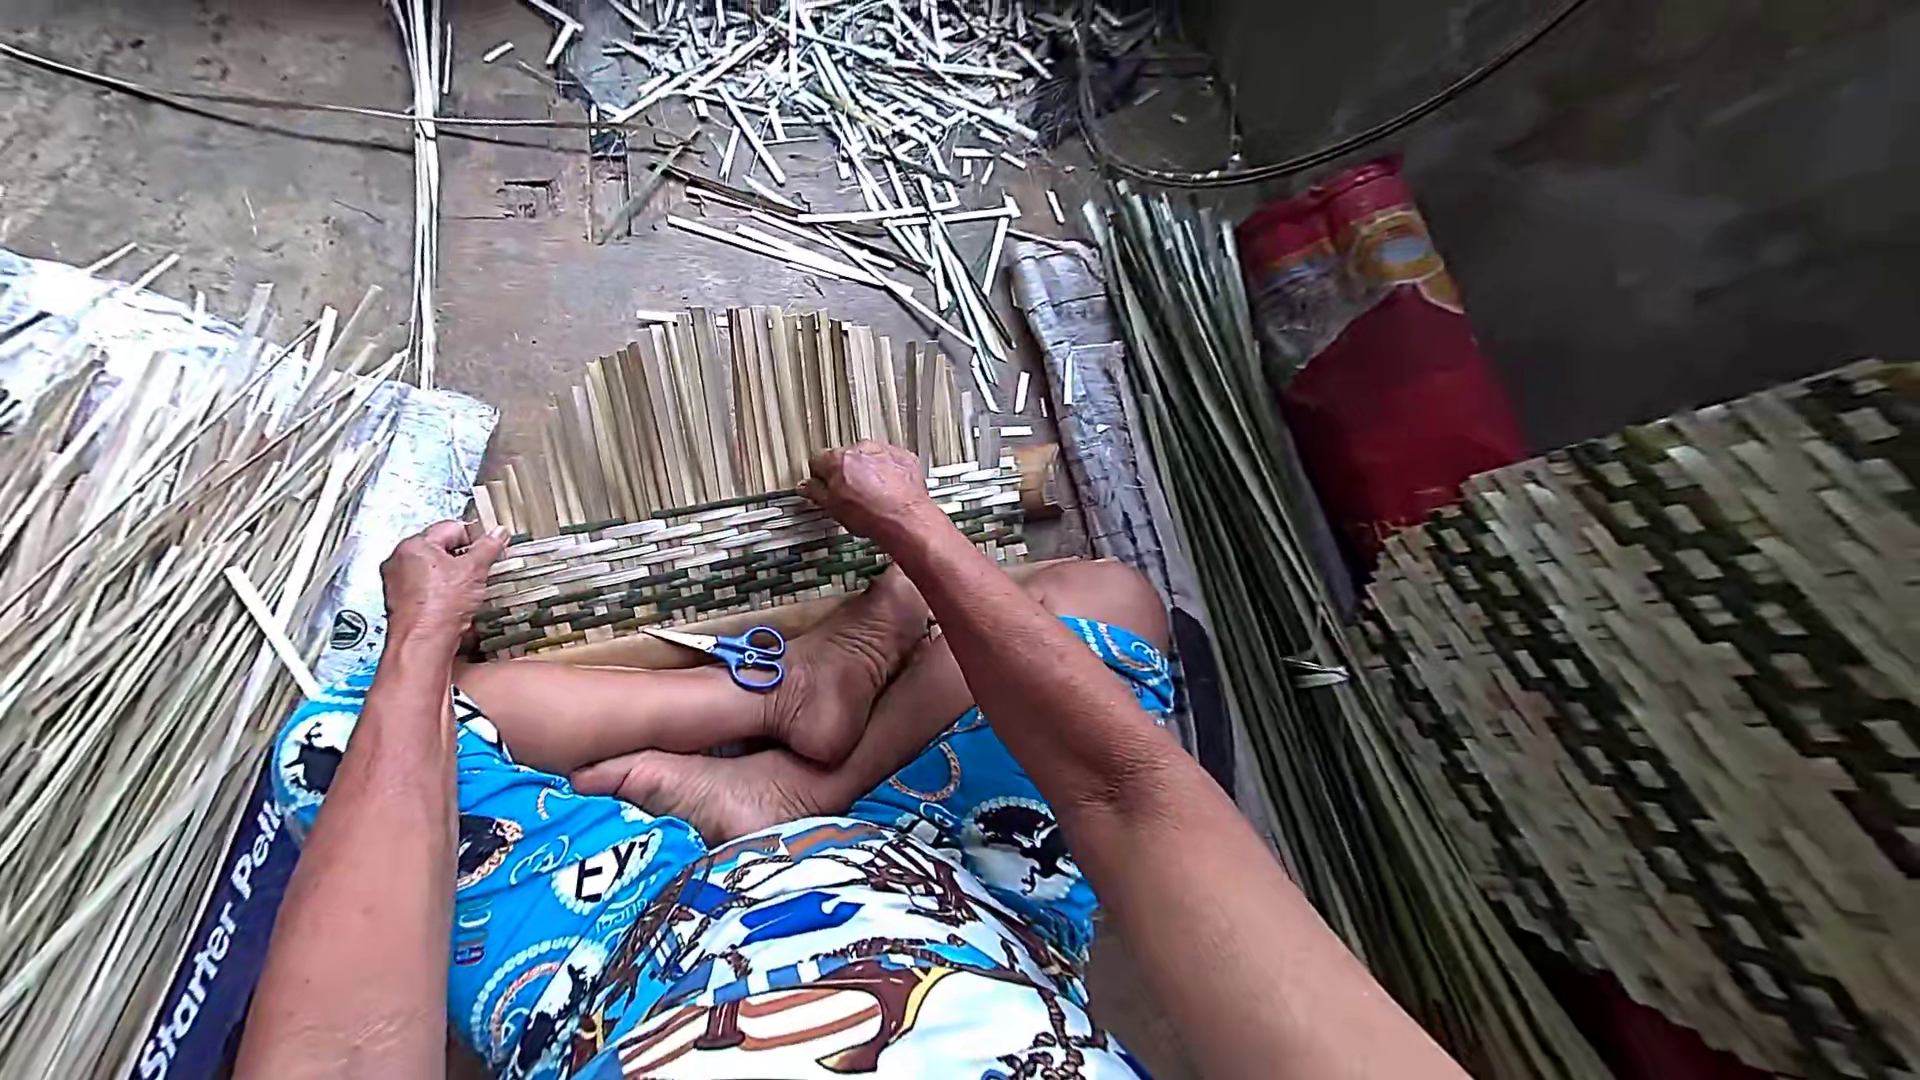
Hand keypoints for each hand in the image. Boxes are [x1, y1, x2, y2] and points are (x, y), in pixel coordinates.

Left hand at [380, 521, 509, 650]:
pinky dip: (443, 587)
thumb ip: (489, 547)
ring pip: (435, 566)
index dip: (475, 538)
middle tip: (480, 569)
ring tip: (469, 586)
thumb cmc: (440, 605)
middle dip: (464, 556)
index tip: (490, 549)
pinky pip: (427, 583)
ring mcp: (398, 579)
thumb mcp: (475, 569)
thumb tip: (499, 533)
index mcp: (414, 545)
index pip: (452, 528)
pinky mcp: (401, 597)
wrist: (425, 639)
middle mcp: (400, 559)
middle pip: (442, 546)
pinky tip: (455, 598)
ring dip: (454, 572)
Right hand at [799, 442, 942, 544]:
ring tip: (874, 494)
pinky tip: (890, 489)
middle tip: (852, 494)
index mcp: (837, 459)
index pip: (818, 460)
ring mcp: (884, 451)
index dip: (820, 476)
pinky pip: (891, 460)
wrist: (905, 519)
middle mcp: (860, 449)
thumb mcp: (833, 508)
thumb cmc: (872, 516)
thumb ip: (816, 492)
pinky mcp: (904, 457)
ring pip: (869, 457)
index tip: (824, 486)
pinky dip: (890, 471)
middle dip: (846, 472)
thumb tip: (807, 487)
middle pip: (845, 457)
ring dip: (869, 471)